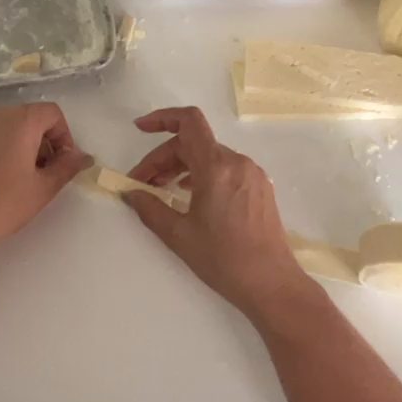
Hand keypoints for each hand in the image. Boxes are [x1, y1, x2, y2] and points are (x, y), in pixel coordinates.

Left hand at [0, 104, 91, 253]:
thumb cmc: (6, 204)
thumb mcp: (44, 187)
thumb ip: (68, 166)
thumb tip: (84, 156)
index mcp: (20, 121)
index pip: (52, 113)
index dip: (64, 136)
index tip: (61, 163)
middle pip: (29, 117)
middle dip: (42, 140)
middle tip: (43, 172)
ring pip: (6, 125)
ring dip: (20, 142)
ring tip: (19, 175)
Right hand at [121, 107, 311, 315]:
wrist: (271, 283)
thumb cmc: (223, 259)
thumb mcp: (178, 235)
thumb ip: (150, 208)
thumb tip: (130, 193)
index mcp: (216, 168)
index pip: (188, 122)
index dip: (161, 118)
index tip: (139, 129)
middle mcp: (237, 163)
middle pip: (193, 143)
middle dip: (162, 158)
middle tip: (141, 184)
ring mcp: (252, 174)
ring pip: (209, 156)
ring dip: (181, 167)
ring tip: (161, 191)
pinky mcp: (259, 188)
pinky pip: (225, 169)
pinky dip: (201, 175)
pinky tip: (189, 197)